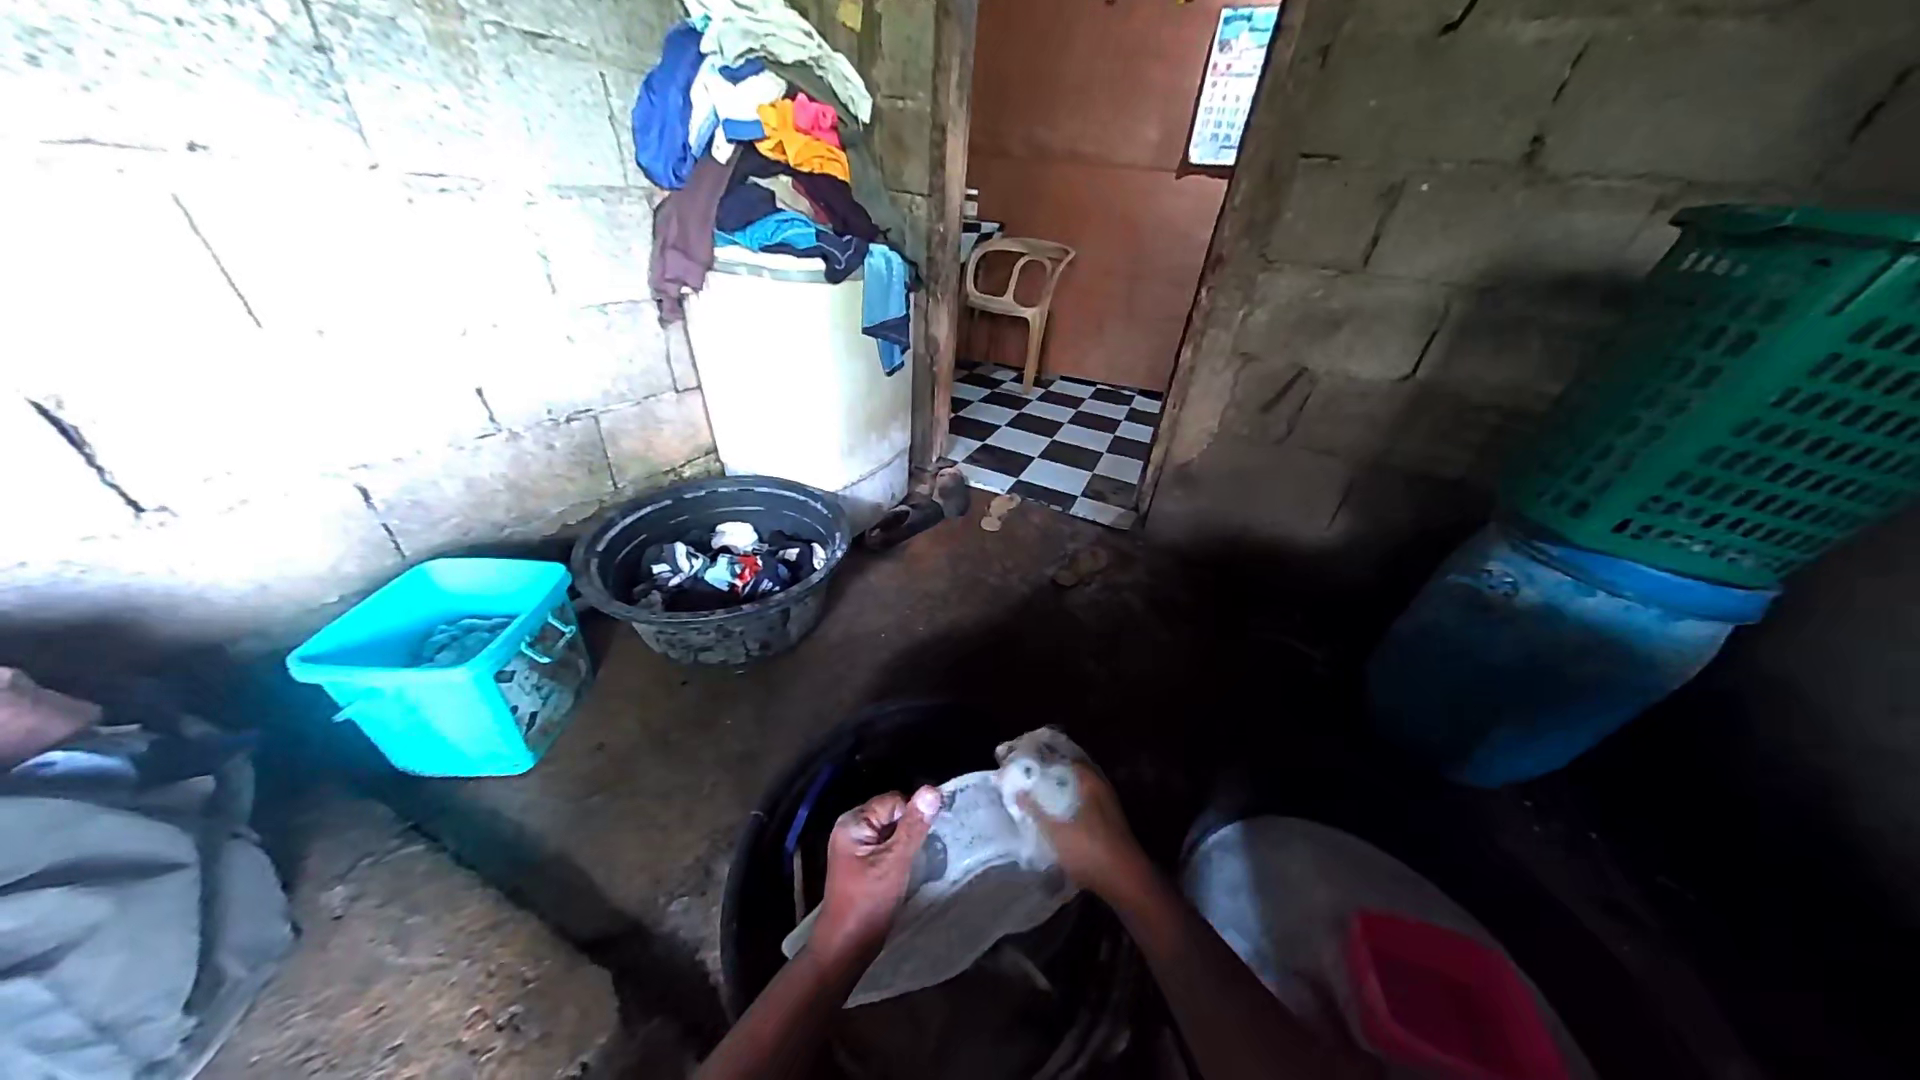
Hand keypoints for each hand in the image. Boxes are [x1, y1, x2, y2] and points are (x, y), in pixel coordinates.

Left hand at [811, 786, 942, 958]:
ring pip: (891, 830)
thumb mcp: (895, 861)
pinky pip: (886, 845)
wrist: (845, 947)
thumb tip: (932, 790)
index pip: (894, 800)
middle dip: (909, 828)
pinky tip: (905, 870)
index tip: (922, 840)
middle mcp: (851, 827)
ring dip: (905, 842)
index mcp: (853, 821)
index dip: (912, 816)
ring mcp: (855, 846)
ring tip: (913, 862)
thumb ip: (913, 826)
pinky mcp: (861, 862)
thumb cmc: (868, 902)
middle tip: (919, 853)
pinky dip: (898, 854)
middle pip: (892, 813)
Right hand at [1019, 765, 1151, 899]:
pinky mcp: (1111, 829)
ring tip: (1041, 803)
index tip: (1031, 766)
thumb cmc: (1090, 850)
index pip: (1070, 762)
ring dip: (1064, 799)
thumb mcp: (1056, 832)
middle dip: (1055, 781)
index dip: (1050, 762)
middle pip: (1076, 779)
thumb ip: (1036, 811)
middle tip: (1032, 784)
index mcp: (1093, 784)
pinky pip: (1087, 812)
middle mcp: (1104, 792)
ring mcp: (1110, 811)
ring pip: (1082, 797)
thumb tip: (1019, 792)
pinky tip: (1059, 824)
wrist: (1126, 883)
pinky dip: (1072, 813)